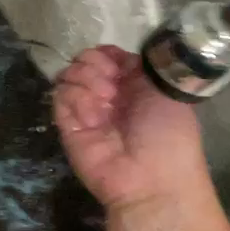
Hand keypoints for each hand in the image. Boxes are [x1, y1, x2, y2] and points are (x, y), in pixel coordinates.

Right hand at [53, 45, 208, 210]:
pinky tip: (92, 114)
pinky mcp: (66, 124)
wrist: (151, 177)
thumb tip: (114, 56)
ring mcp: (85, 109)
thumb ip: (140, 67)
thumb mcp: (167, 92)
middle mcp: (106, 95)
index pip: (106, 56)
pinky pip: (61, 96)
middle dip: (94, 63)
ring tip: (103, 97)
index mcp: (132, 85)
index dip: (106, 53)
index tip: (115, 62)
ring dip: (85, 79)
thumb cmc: (168, 134)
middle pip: (84, 61)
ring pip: (69, 75)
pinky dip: (76, 98)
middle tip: (111, 82)